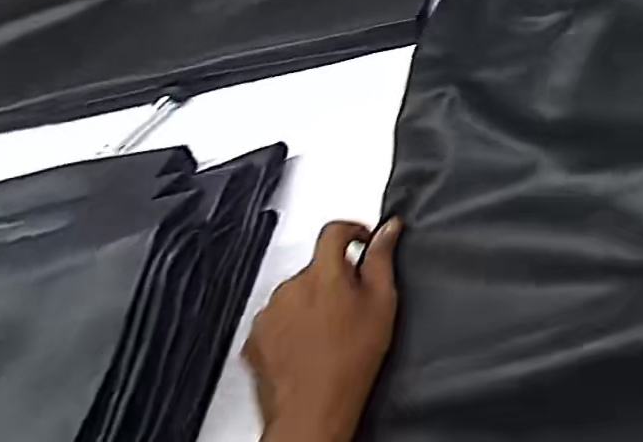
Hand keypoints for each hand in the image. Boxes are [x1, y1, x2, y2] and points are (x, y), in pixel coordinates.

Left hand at [244, 219, 402, 441]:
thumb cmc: (349, 363)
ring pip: (296, 292)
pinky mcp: (253, 341)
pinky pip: (277, 318)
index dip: (353, 230)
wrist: (313, 414)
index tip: (363, 241)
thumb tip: (388, 229)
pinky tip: (310, 345)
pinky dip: (292, 325)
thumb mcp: (382, 302)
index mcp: (323, 274)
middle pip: (316, 266)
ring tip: (332, 330)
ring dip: (312, 301)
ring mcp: (269, 315)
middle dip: (335, 277)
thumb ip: (383, 257)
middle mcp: (290, 289)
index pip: (333, 230)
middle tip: (354, 303)